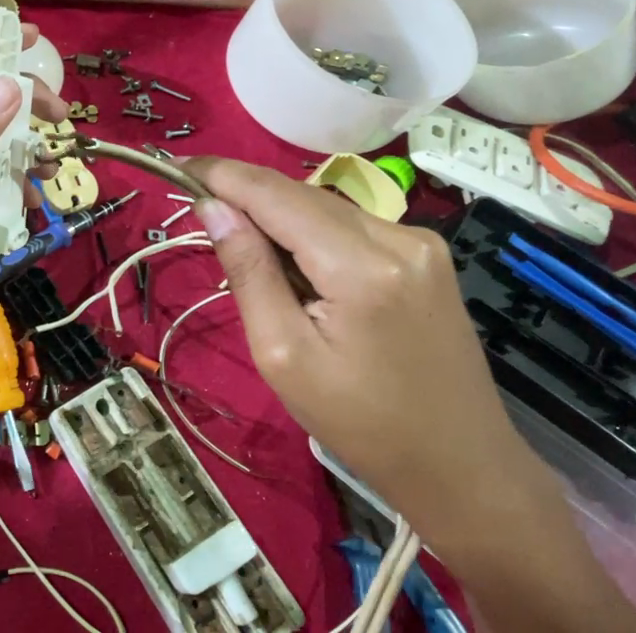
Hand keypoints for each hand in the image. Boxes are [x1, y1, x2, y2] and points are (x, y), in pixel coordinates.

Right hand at [187, 158, 549, 544]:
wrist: (461, 467)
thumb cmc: (360, 422)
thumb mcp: (282, 354)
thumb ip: (247, 271)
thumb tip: (211, 206)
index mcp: (361, 266)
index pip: (274, 193)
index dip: (220, 174)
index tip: (174, 167)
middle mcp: (398, 236)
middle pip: (299, 193)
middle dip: (243, 194)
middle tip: (195, 213)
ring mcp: (420, 243)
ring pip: (323, 205)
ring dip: (275, 216)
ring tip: (244, 251)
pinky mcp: (426, 255)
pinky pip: (348, 224)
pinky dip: (309, 232)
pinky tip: (295, 268)